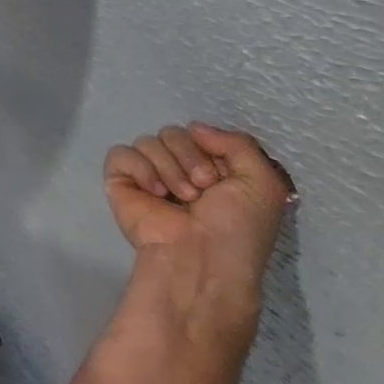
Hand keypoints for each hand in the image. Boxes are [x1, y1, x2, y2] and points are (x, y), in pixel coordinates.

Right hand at [103, 122, 292, 282]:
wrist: (201, 256)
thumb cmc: (236, 228)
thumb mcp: (263, 183)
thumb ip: (239, 143)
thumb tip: (196, 128)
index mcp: (212, 170)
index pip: (201, 133)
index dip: (212, 149)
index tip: (221, 177)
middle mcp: (179, 169)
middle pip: (173, 132)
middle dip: (189, 157)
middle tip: (201, 189)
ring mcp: (148, 175)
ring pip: (148, 141)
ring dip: (168, 167)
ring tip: (179, 197)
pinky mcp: (120, 181)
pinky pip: (121, 153)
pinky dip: (139, 168)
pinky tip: (153, 191)